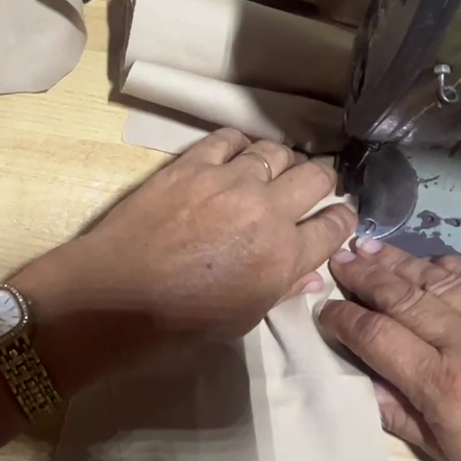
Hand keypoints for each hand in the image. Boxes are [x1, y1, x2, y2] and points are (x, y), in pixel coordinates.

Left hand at [14, 129, 356, 376]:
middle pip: (316, 176)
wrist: (117, 296)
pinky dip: (241, 145)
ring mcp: (230, 180)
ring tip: (274, 171)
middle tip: (314, 187)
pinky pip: (230, 138)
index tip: (339, 217)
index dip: (343, 219)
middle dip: (323, 181)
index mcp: (284, 255)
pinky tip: (237, 155)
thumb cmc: (181, 322)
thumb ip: (282, 289)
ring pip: (277, 150)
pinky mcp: (193, 163)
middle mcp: (267, 209)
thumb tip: (311, 275)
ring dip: (283, 161)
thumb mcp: (243, 319)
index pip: (335, 225)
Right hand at [317, 239, 460, 460]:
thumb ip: (394, 411)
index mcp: (442, 385)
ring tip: (367, 248)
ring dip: (399, 261)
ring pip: (438, 278)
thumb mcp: (441, 453)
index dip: (343, 319)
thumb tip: (357, 378)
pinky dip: (447, 265)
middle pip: (403, 296)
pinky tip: (425, 259)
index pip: (376, 336)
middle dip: (363, 276)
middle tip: (337, 260)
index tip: (323, 308)